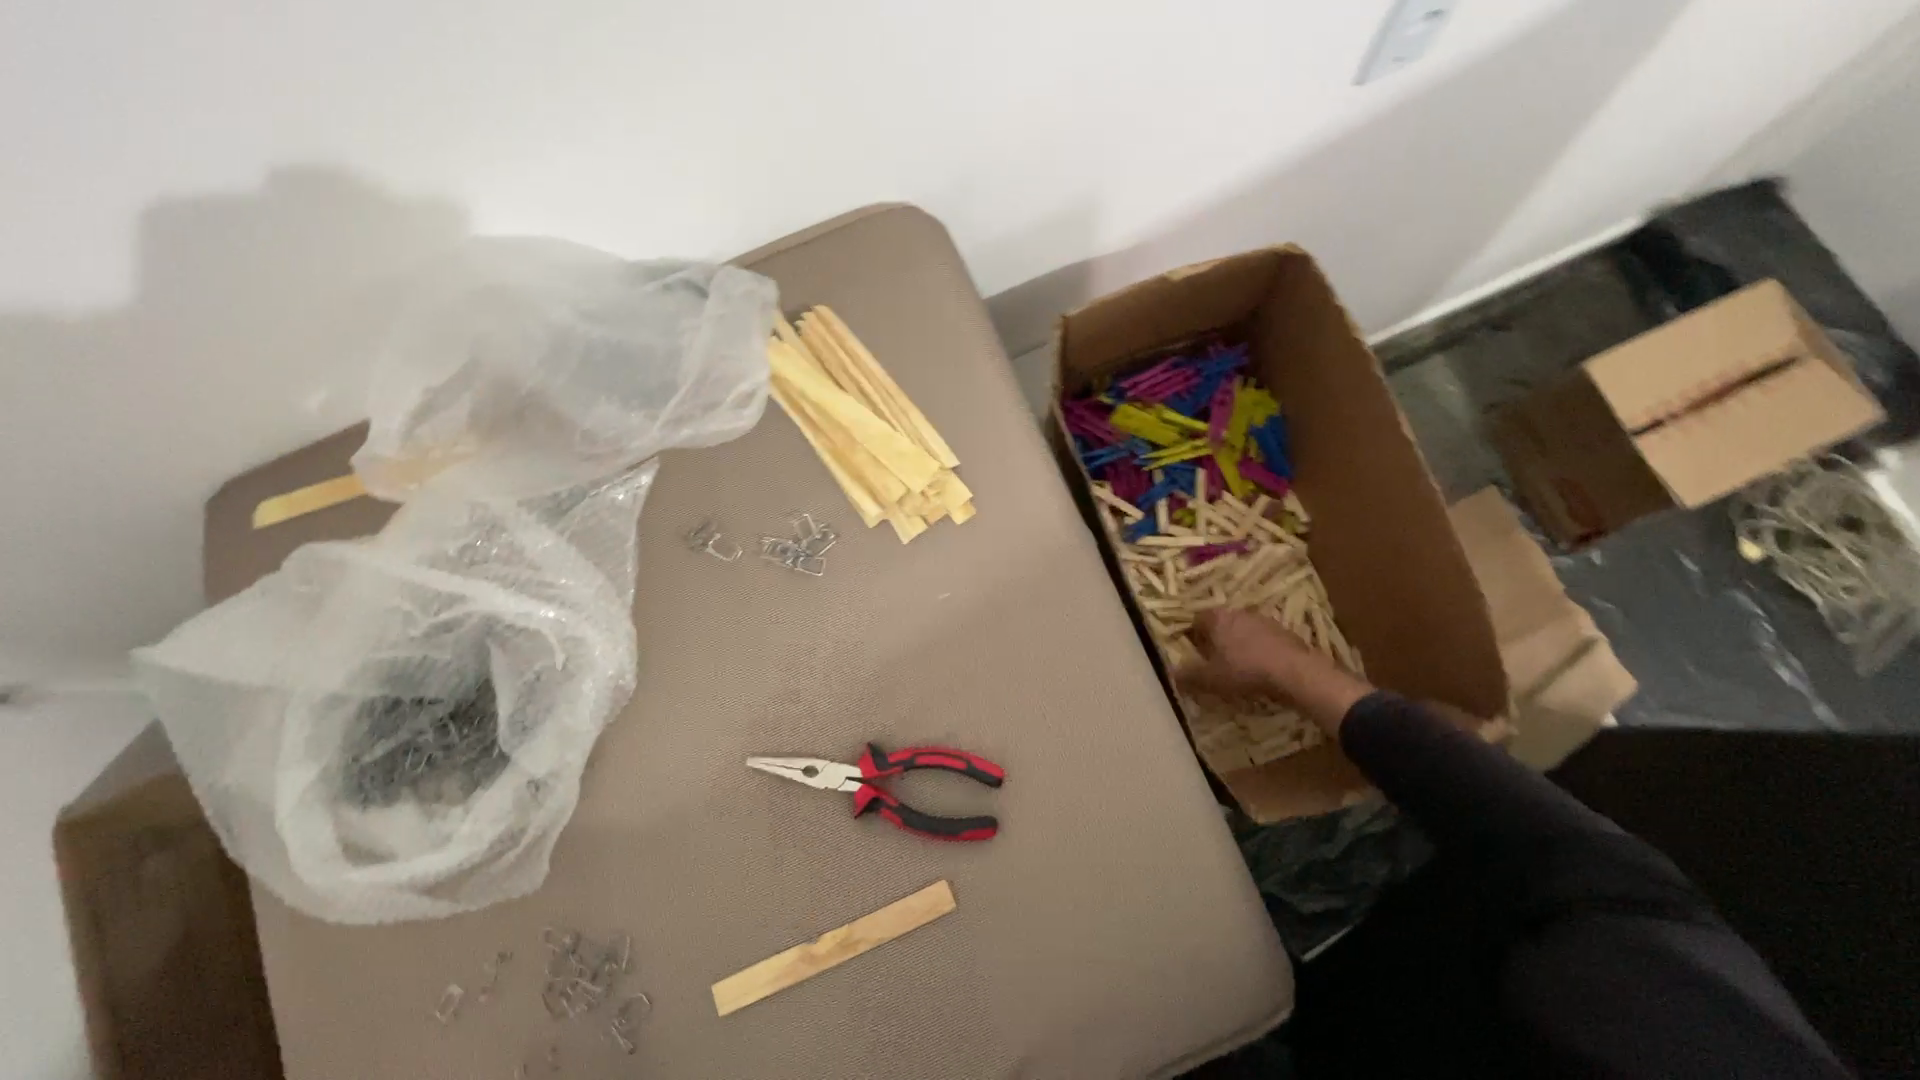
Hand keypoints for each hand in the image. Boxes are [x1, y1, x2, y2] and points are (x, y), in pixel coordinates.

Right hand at [1176, 610, 1373, 736]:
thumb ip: (1188, 675)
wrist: (1294, 672)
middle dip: (1215, 640)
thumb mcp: (1210, 678)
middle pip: (1220, 623)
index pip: (1197, 619)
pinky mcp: (1283, 632)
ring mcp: (1264, 620)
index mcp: (1217, 618)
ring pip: (1242, 630)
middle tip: (1213, 662)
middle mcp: (1239, 612)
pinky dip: (1258, 650)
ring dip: (1238, 644)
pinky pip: (1262, 639)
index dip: (1192, 636)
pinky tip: (1260, 669)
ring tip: (1238, 667)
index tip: (1193, 654)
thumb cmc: (1244, 670)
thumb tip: (1171, 673)